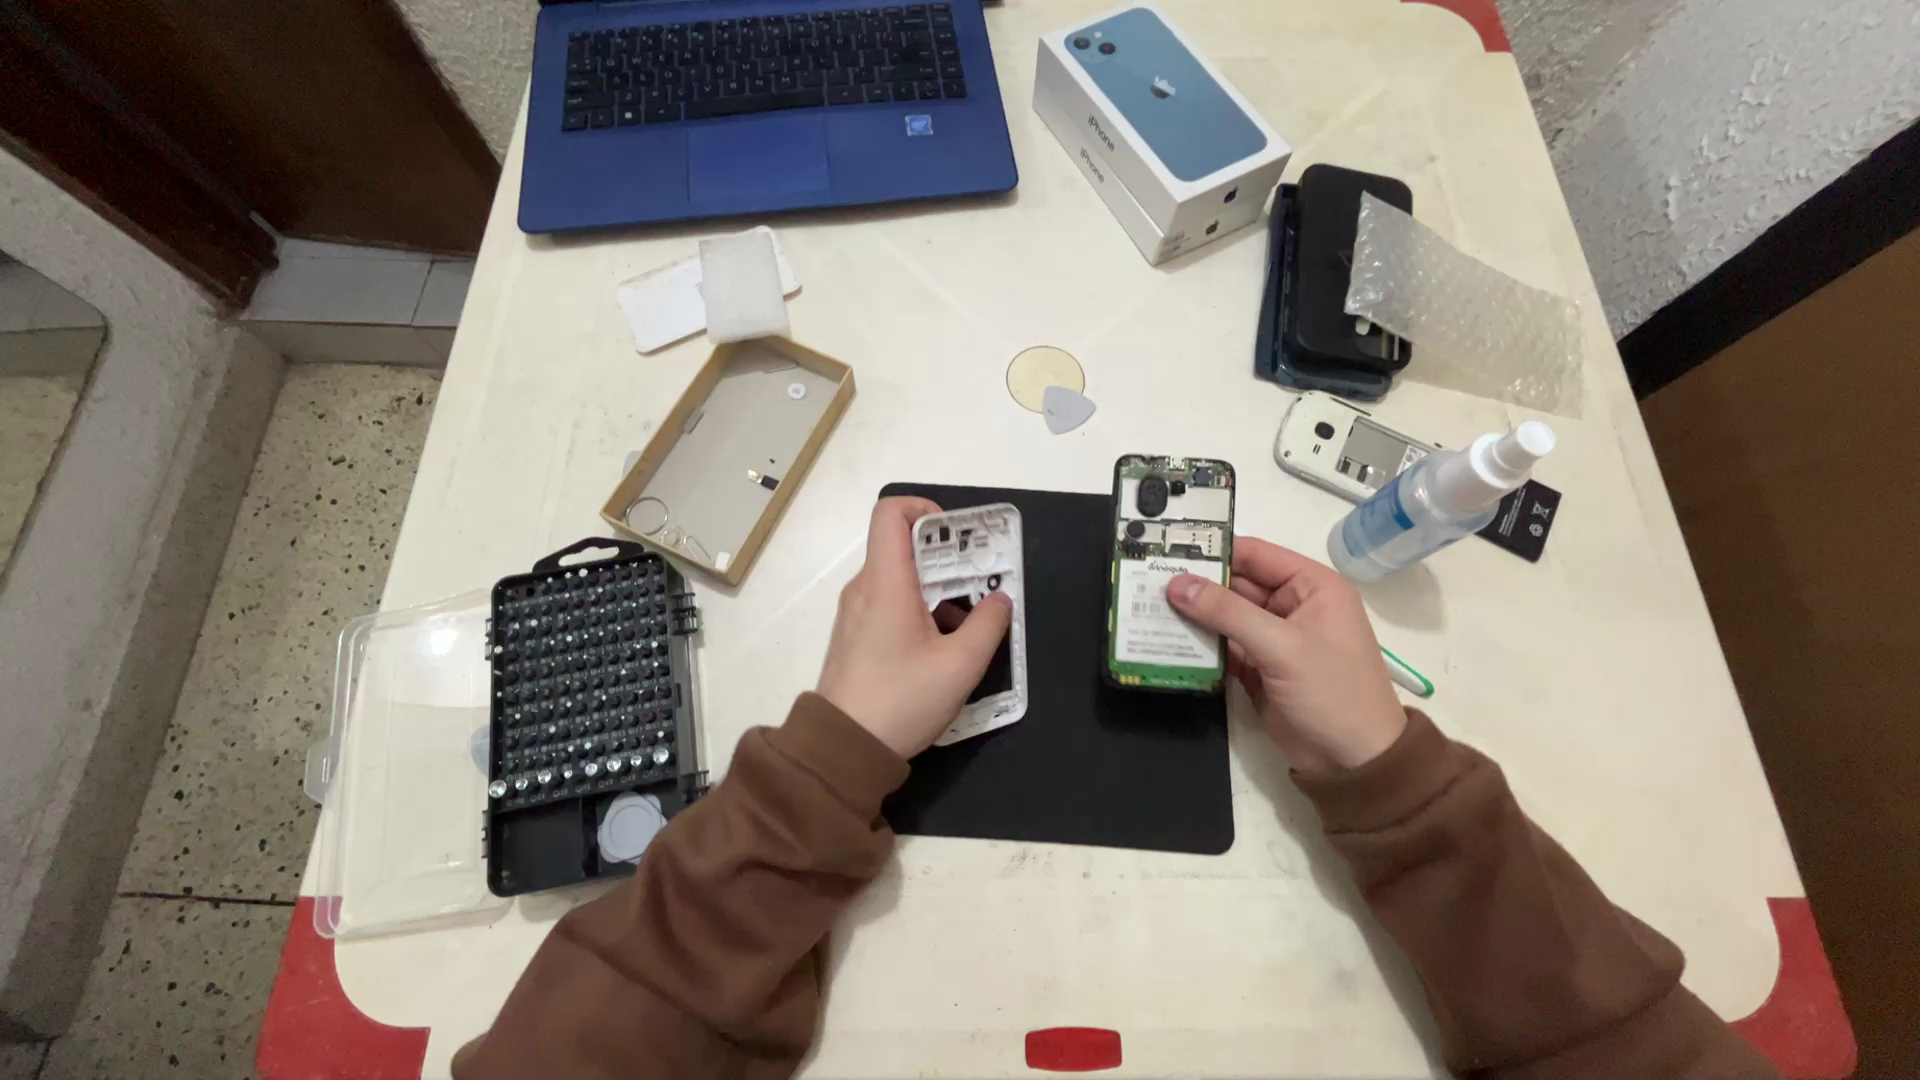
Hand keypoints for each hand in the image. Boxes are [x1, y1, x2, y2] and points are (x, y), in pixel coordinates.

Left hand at [817, 497, 1013, 758]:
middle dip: (948, 558)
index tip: (958, 535)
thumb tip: (1000, 599)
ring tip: (971, 623)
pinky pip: (891, 604)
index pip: (890, 513)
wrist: (842, 749)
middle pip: (903, 548)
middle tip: (982, 582)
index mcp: (885, 582)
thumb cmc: (901, 700)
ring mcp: (856, 613)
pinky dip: (921, 611)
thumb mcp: (960, 666)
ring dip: (939, 591)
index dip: (925, 508)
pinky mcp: (856, 636)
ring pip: (901, 580)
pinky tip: (945, 648)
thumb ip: (988, 625)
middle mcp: (864, 588)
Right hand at [1167, 537, 1406, 772]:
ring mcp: (1272, 637)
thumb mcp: (1282, 647)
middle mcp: (1291, 605)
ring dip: (1191, 614)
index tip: (1167, 548)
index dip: (1214, 550)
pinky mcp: (1257, 666)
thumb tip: (1176, 584)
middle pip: (1234, 584)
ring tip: (1145, 606)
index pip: (1255, 555)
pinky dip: (1197, 644)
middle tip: (1145, 580)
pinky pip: (1221, 645)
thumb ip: (1227, 612)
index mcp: (1312, 587)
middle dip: (1194, 584)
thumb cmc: (1332, 692)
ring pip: (1223, 615)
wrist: (1354, 762)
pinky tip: (1163, 638)